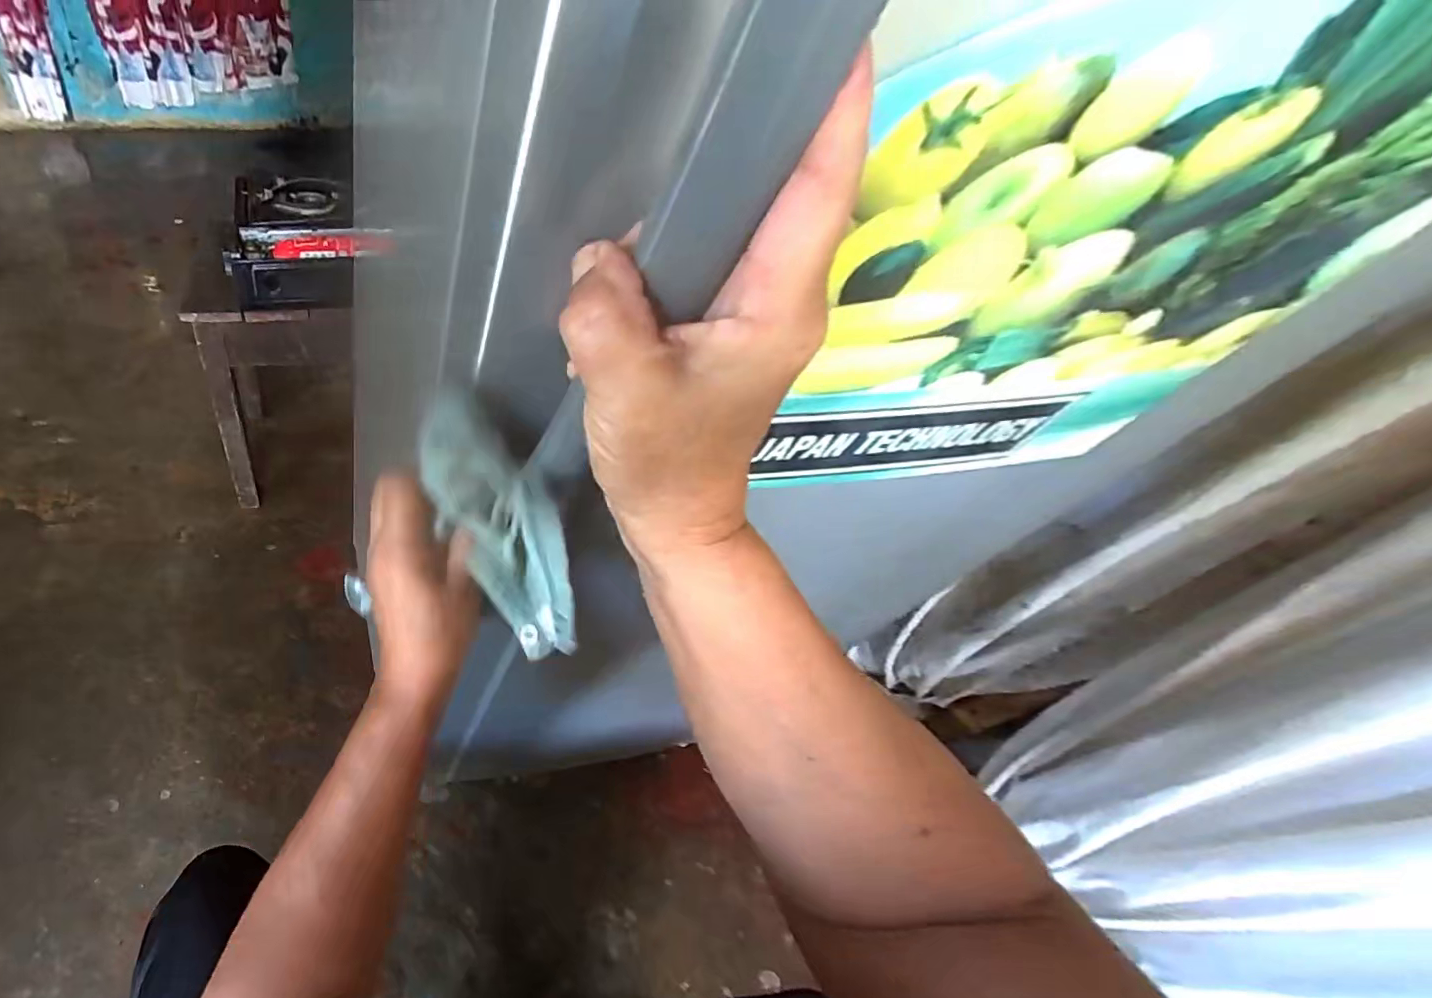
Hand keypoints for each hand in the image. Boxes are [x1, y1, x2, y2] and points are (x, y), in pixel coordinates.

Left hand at [366, 473, 478, 703]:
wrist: (412, 676)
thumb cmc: (442, 635)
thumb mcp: (464, 589)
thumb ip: (464, 545)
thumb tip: (469, 516)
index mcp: (400, 545)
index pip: (398, 486)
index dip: (424, 473)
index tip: (455, 476)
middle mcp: (379, 545)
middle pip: (385, 492)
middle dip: (414, 482)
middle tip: (449, 490)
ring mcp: (374, 558)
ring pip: (384, 510)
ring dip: (411, 502)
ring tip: (446, 510)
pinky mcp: (378, 571)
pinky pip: (388, 530)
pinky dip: (407, 521)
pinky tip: (436, 536)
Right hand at [557, 50, 871, 561]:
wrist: (674, 517)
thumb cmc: (663, 462)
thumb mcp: (622, 387)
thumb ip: (603, 313)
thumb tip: (599, 261)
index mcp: (775, 302)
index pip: (819, 184)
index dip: (832, 106)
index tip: (830, 44)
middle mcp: (776, 296)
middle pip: (773, 191)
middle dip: (732, 150)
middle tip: (685, 111)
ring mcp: (748, 312)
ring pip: (722, 228)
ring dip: (672, 221)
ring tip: (619, 245)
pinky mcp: (717, 327)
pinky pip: (691, 265)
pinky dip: (653, 261)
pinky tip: (616, 283)